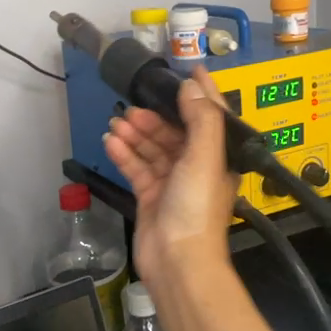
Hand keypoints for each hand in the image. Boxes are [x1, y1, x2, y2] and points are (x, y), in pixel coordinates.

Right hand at [104, 67, 237, 290]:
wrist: (178, 260)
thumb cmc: (197, 207)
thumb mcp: (205, 156)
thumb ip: (201, 118)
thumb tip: (192, 85)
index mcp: (219, 158)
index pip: (211, 117)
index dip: (201, 93)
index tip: (187, 70)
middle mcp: (197, 167)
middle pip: (175, 132)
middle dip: (155, 118)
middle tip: (133, 107)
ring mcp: (173, 183)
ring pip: (153, 149)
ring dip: (136, 134)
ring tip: (117, 121)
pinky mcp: (151, 197)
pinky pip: (137, 168)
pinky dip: (125, 154)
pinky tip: (111, 141)